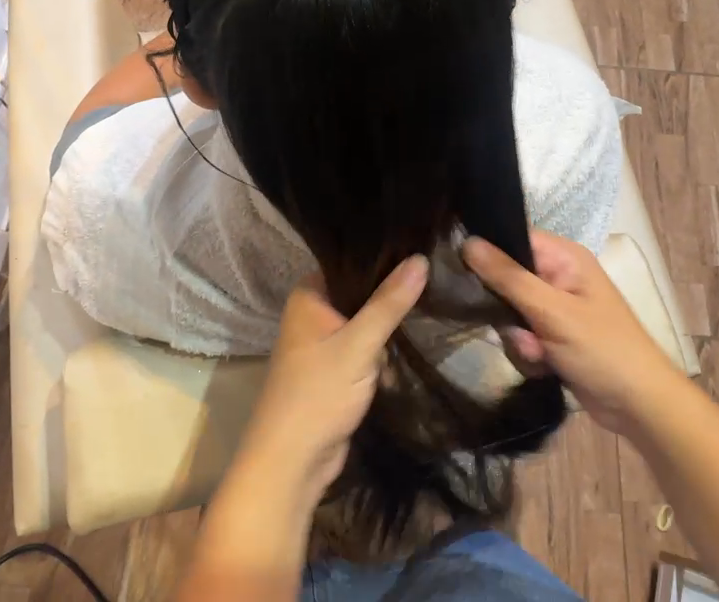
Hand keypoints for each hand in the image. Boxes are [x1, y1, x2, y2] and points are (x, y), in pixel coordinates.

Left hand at [235, 255, 427, 502]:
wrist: (291, 462)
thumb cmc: (318, 394)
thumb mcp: (359, 345)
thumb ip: (389, 303)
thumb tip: (420, 258)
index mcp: (309, 294)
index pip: (352, 261)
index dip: (384, 260)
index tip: (421, 256)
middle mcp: (312, 312)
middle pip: (362, 292)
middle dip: (389, 303)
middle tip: (426, 295)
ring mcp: (323, 342)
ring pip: (366, 323)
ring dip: (386, 335)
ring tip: (418, 325)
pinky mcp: (334, 369)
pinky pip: (364, 349)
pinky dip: (379, 356)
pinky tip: (399, 357)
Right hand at [464, 229, 682, 436]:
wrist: (638, 406)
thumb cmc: (602, 349)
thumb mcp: (552, 311)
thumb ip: (508, 277)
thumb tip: (468, 242)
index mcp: (565, 257)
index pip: (513, 237)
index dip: (489, 252)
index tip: (464, 272)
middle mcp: (559, 276)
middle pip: (507, 277)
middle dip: (506, 309)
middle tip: (519, 328)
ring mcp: (556, 308)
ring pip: (510, 312)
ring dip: (519, 337)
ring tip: (537, 352)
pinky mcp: (553, 336)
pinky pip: (522, 335)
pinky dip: (528, 352)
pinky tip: (544, 366)